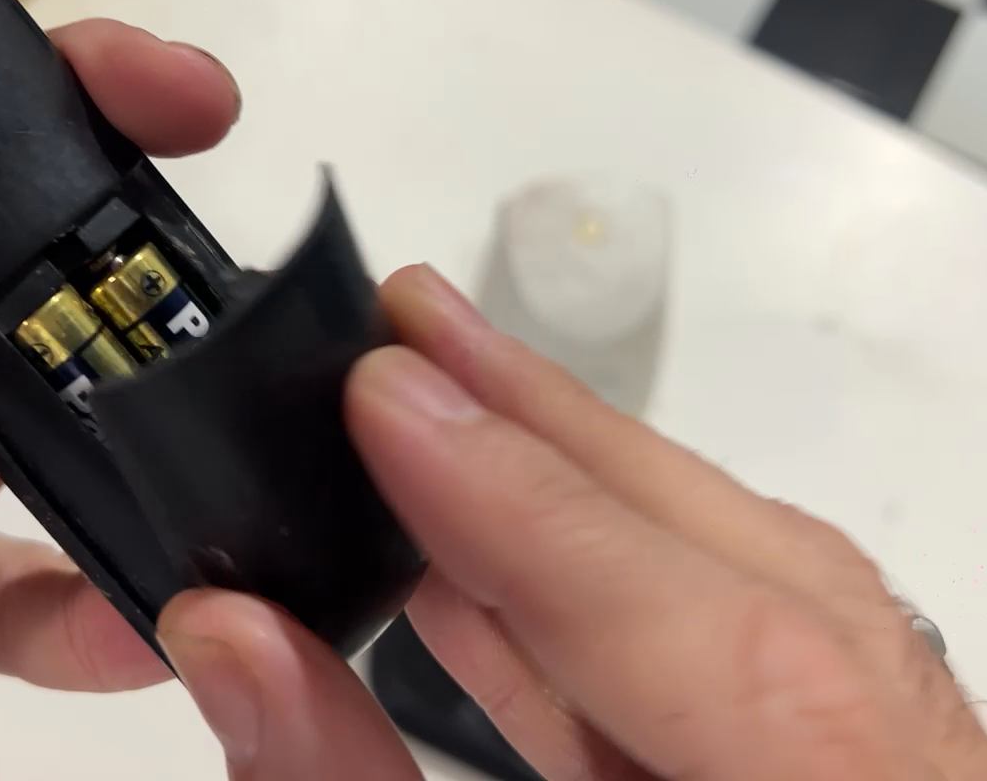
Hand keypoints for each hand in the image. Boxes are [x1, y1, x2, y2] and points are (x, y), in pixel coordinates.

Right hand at [158, 267, 986, 780]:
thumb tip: (226, 631)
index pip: (736, 666)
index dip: (534, 508)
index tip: (390, 382)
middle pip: (761, 576)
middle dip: (556, 423)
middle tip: (419, 320)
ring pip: (744, 582)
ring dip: (566, 478)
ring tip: (436, 390)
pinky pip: (716, 652)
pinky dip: (584, 582)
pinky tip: (476, 547)